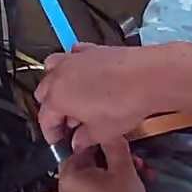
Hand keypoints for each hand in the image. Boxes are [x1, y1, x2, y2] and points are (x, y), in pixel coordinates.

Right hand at [36, 43, 161, 150]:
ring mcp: (74, 58)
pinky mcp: (91, 49)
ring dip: (57, 83)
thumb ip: (84, 138)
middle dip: (53, 108)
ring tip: (73, 97)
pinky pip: (74, 55)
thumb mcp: (102, 132)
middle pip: (44, 92)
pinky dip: (75, 63)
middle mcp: (60, 75)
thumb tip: (78, 142)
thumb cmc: (123, 104)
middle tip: (69, 123)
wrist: (147, 77)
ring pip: (53, 69)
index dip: (52, 134)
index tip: (60, 141)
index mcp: (56, 98)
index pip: (45, 119)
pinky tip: (85, 73)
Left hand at [54, 136, 146, 191]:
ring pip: (103, 172)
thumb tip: (109, 128)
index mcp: (69, 171)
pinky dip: (120, 182)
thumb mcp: (122, 170)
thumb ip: (115, 145)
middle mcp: (70, 182)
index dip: (105, 138)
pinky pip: (104, 185)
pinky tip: (142, 182)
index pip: (83, 143)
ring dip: (124, 169)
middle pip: (94, 157)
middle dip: (119, 157)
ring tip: (145, 172)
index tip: (124, 140)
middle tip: (140, 160)